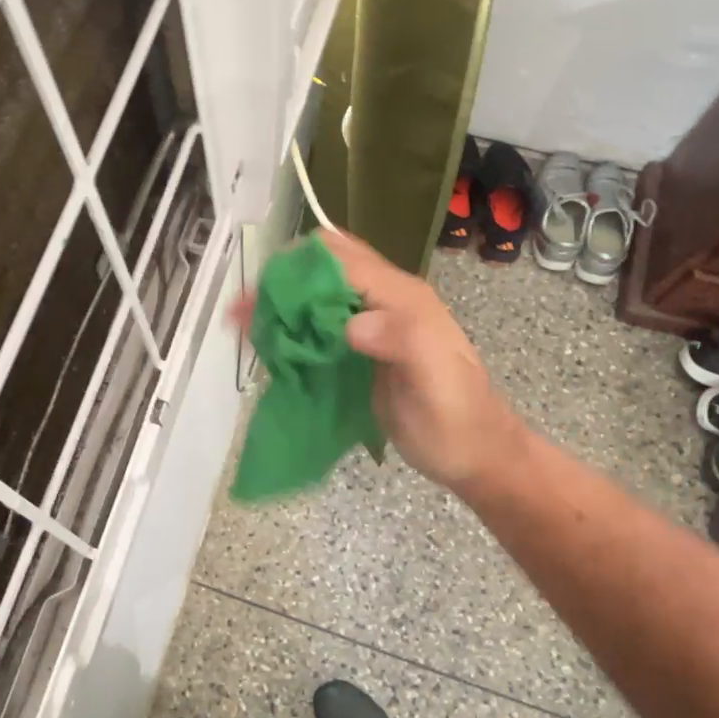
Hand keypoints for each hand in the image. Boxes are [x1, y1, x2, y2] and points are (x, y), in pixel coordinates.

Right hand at [233, 230, 523, 486]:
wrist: (477, 457)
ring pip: (317, 294)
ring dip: (280, 304)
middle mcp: (384, 301)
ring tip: (241, 325)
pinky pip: (319, 325)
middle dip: (281, 282)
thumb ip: (404, 342)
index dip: (300, 270)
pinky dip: (290, 328)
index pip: (341, 261)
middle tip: (243, 310)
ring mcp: (372, 324)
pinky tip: (266, 345)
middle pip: (324, 268)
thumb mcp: (438, 382)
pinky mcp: (360, 349)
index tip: (262, 295)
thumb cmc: (457, 421)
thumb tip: (353, 323)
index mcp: (402, 298)